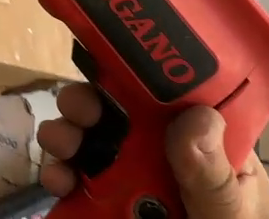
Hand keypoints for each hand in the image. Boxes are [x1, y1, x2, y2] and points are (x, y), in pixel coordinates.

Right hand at [37, 85, 268, 218]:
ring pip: (94, 142)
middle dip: (91, 104)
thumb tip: (195, 115)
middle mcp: (168, 158)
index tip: (111, 63)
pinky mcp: (109, 209)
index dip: (140, 74)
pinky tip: (55, 180)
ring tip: (57, 144)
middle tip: (75, 110)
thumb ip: (213, 180)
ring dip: (68, 134)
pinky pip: (79, 180)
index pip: (176, 97)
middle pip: (123, 113)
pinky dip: (60, 173)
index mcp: (211, 152)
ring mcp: (137, 184)